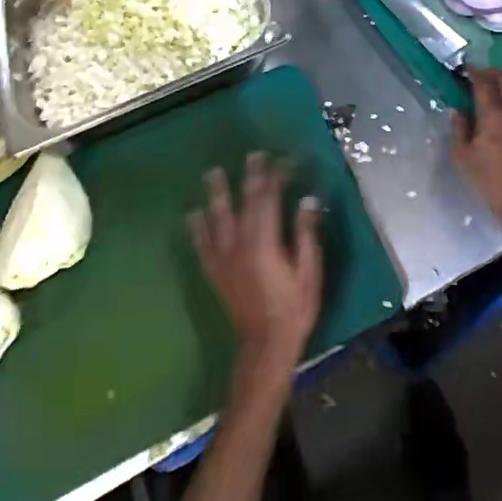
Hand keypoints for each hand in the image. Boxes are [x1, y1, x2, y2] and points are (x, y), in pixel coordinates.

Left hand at [189, 154, 322, 363]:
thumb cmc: (294, 308)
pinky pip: (202, 244)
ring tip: (214, 173)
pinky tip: (193, 213)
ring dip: (217, 193)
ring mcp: (224, 257)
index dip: (276, 177)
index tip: (283, 160)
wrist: (265, 345)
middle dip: (250, 177)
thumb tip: (308, 199)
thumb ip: (305, 233)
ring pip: (218, 218)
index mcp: (266, 242)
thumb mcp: (309, 271)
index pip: (270, 199)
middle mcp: (241, 244)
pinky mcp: (215, 271)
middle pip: (245, 202)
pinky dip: (197, 228)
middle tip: (253, 155)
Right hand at [451, 67, 501, 227]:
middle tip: (481, 74)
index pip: (484, 83)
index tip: (466, 68)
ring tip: (498, 89)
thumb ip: (459, 128)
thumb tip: (457, 109)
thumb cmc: (490, 180)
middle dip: (493, 73)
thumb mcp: (463, 156)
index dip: (474, 72)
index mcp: (493, 114)